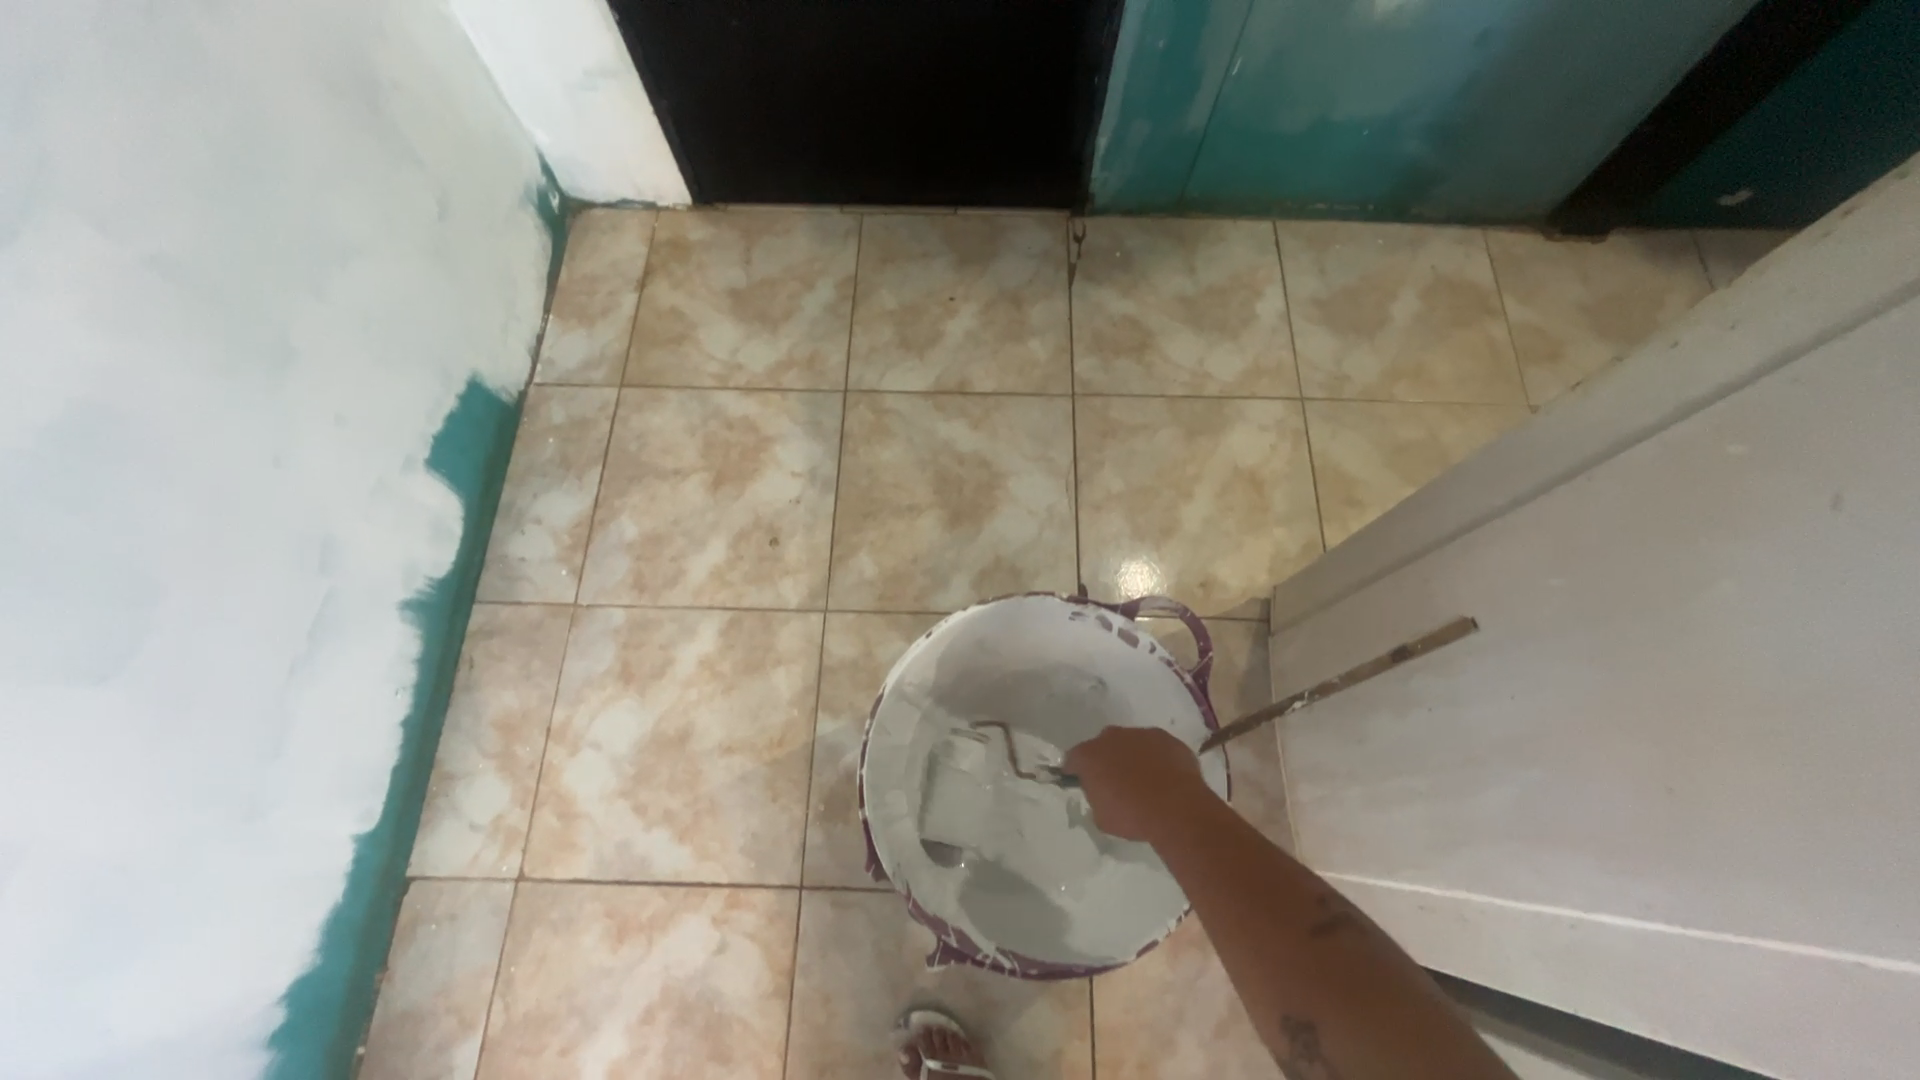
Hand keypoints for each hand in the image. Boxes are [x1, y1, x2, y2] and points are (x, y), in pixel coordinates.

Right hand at [1064, 726, 1209, 842]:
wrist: (1177, 809)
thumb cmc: (1133, 816)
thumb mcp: (1101, 817)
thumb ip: (1096, 798)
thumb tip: (1101, 793)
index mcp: (1089, 755)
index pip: (1074, 758)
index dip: (1077, 771)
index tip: (1083, 783)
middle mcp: (1112, 737)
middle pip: (1103, 745)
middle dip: (1107, 760)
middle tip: (1116, 782)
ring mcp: (1142, 734)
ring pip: (1131, 743)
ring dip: (1133, 757)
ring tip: (1145, 781)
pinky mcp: (1167, 739)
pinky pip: (1156, 747)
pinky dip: (1157, 758)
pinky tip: (1165, 778)